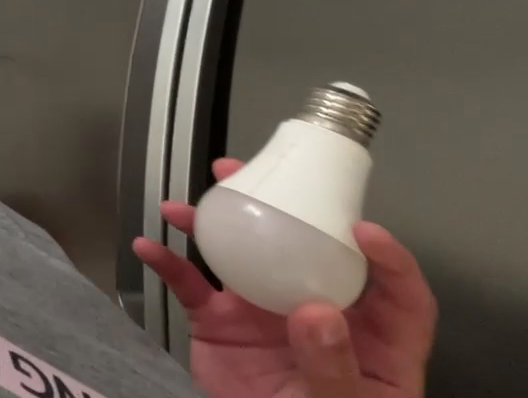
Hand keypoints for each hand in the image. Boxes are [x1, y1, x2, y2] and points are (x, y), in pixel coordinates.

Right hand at [133, 159, 436, 397]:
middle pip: (303, 252)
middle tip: (243, 175)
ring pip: (236, 256)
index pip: (395, 295)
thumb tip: (318, 312)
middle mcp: (314, 316)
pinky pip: (189, 285)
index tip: (360, 228)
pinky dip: (166, 262)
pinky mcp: (217, 323)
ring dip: (207, 225)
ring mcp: (260, 315)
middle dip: (276, 209)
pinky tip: (148, 247)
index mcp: (369, 343)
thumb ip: (333, 367)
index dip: (388, 259)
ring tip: (179, 207)